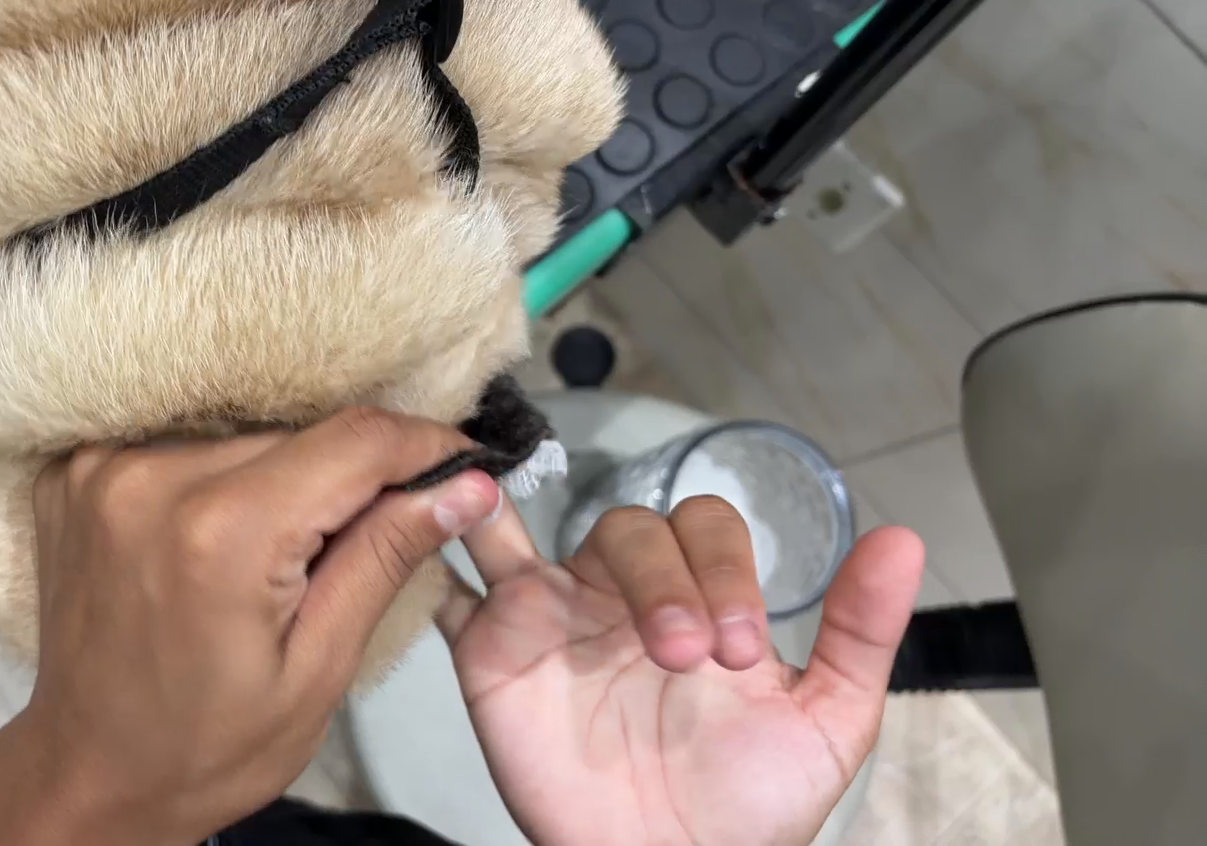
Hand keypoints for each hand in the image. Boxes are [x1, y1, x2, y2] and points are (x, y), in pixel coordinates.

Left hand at [0, 409, 502, 845]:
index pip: (353, 442)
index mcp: (222, 532)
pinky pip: (184, 446)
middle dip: (349, 475)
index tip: (458, 461)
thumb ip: (386, 556)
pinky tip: (221, 531)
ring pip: (243, 438)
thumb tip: (465, 486)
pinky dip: (221, 476)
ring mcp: (103, 466)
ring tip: (281, 548)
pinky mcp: (77, 469)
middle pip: (296, 436)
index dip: (420, 444)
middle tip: (361, 533)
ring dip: (282, 476)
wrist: (84, 770)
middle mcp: (152, 477)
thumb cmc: (206, 746)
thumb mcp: (318, 669)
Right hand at [438, 498, 924, 845]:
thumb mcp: (822, 724)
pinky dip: (434, 568)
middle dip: (659, 577)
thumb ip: (856, 633)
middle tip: (681, 656)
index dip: (718, 566)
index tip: (738, 649)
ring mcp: (539, 609)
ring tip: (529, 557)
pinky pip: (448, 595)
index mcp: (682, 594)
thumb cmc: (741, 805)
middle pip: (622, 527)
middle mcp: (606, 588)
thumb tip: (904, 539)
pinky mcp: (484, 648)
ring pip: (516, 530)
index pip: (695, 526)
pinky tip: (427, 549)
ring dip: (515, 525)